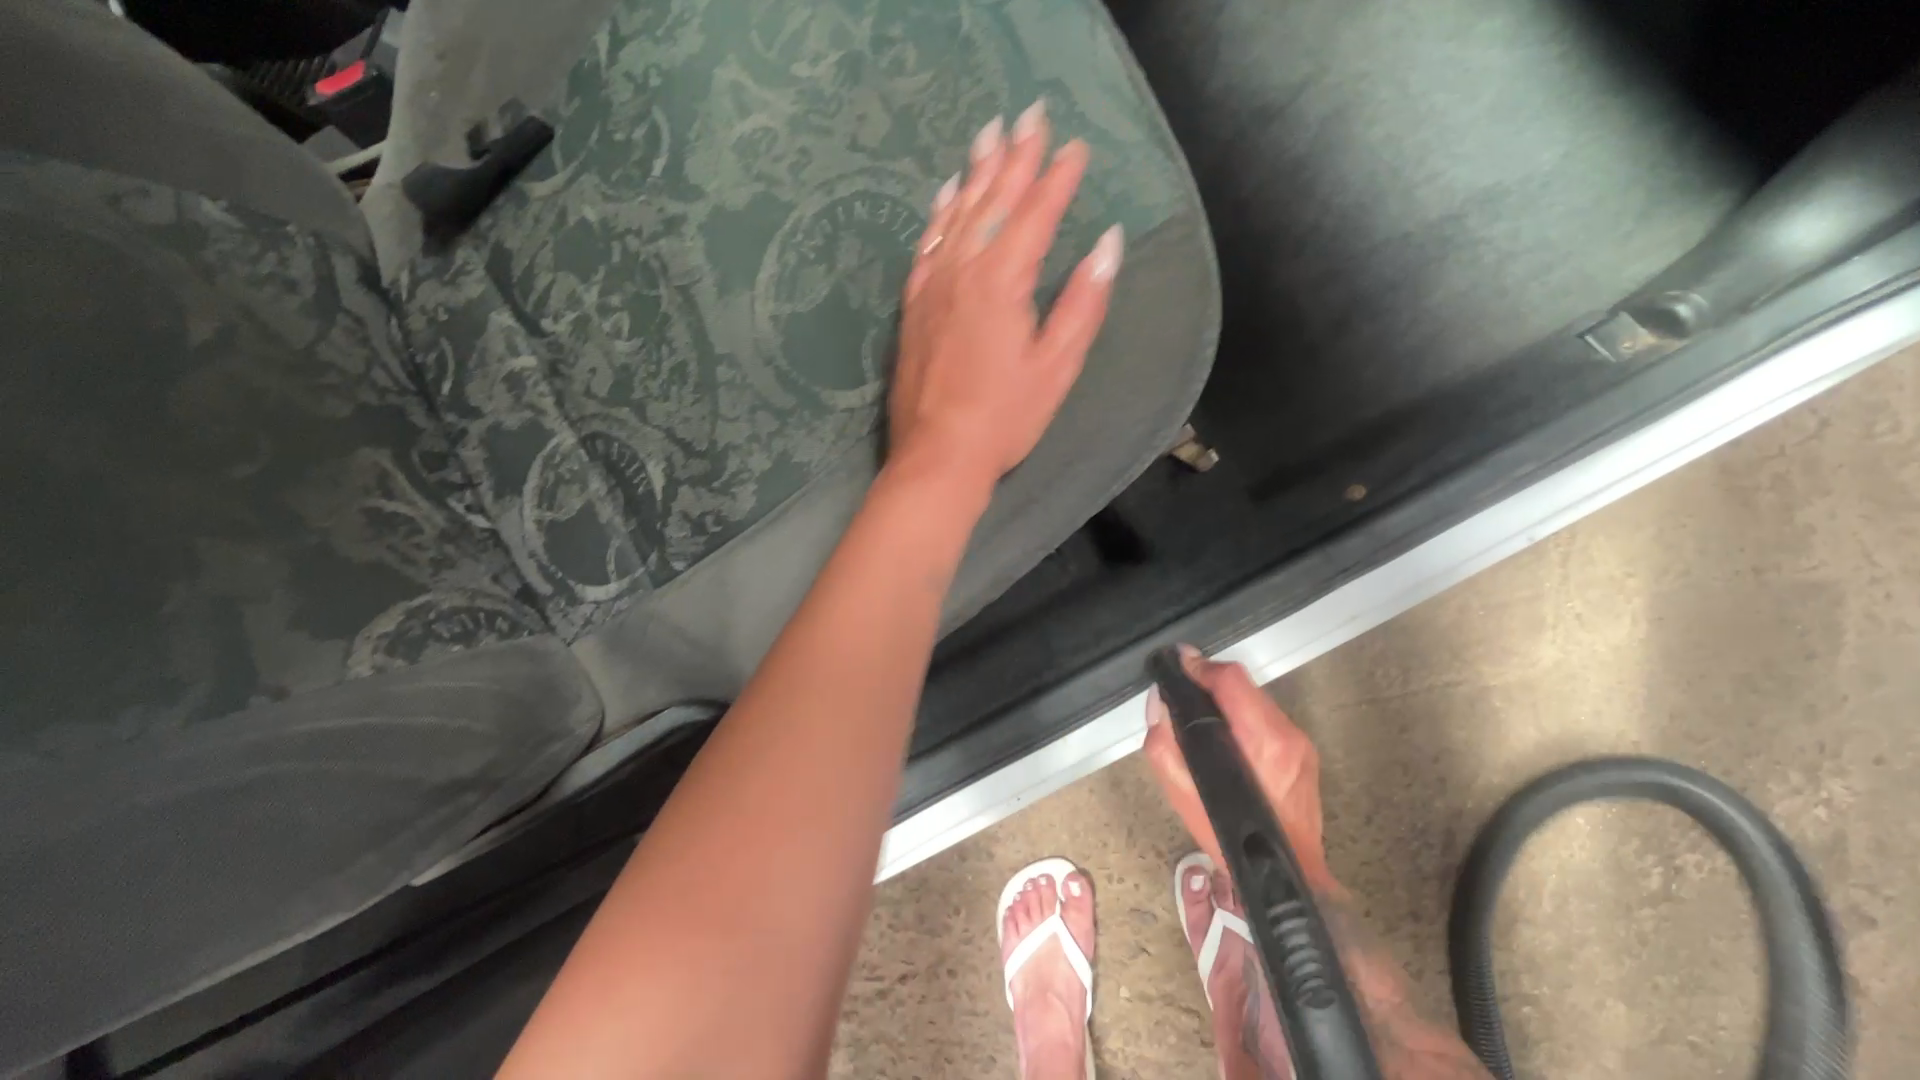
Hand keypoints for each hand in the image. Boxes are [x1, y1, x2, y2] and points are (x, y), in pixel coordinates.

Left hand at [889, 101, 1123, 492]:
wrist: (937, 455)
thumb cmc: (1006, 418)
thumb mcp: (1057, 366)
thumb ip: (1083, 302)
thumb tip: (1107, 243)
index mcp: (1004, 282)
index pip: (1035, 214)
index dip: (1058, 178)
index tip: (1076, 146)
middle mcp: (963, 270)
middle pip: (993, 200)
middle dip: (1015, 156)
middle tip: (1030, 113)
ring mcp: (932, 285)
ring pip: (956, 214)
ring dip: (976, 172)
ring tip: (990, 134)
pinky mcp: (913, 304)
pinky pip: (927, 244)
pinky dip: (939, 214)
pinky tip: (945, 195)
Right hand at [1143, 647, 1336, 893]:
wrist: (1288, 874)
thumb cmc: (1231, 839)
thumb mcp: (1183, 797)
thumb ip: (1166, 746)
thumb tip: (1160, 705)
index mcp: (1262, 742)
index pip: (1230, 680)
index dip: (1199, 668)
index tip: (1177, 666)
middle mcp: (1287, 735)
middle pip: (1243, 685)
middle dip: (1209, 683)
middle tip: (1182, 690)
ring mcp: (1300, 742)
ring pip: (1254, 700)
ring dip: (1226, 701)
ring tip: (1200, 714)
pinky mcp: (1304, 751)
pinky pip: (1266, 719)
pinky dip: (1242, 718)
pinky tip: (1226, 738)